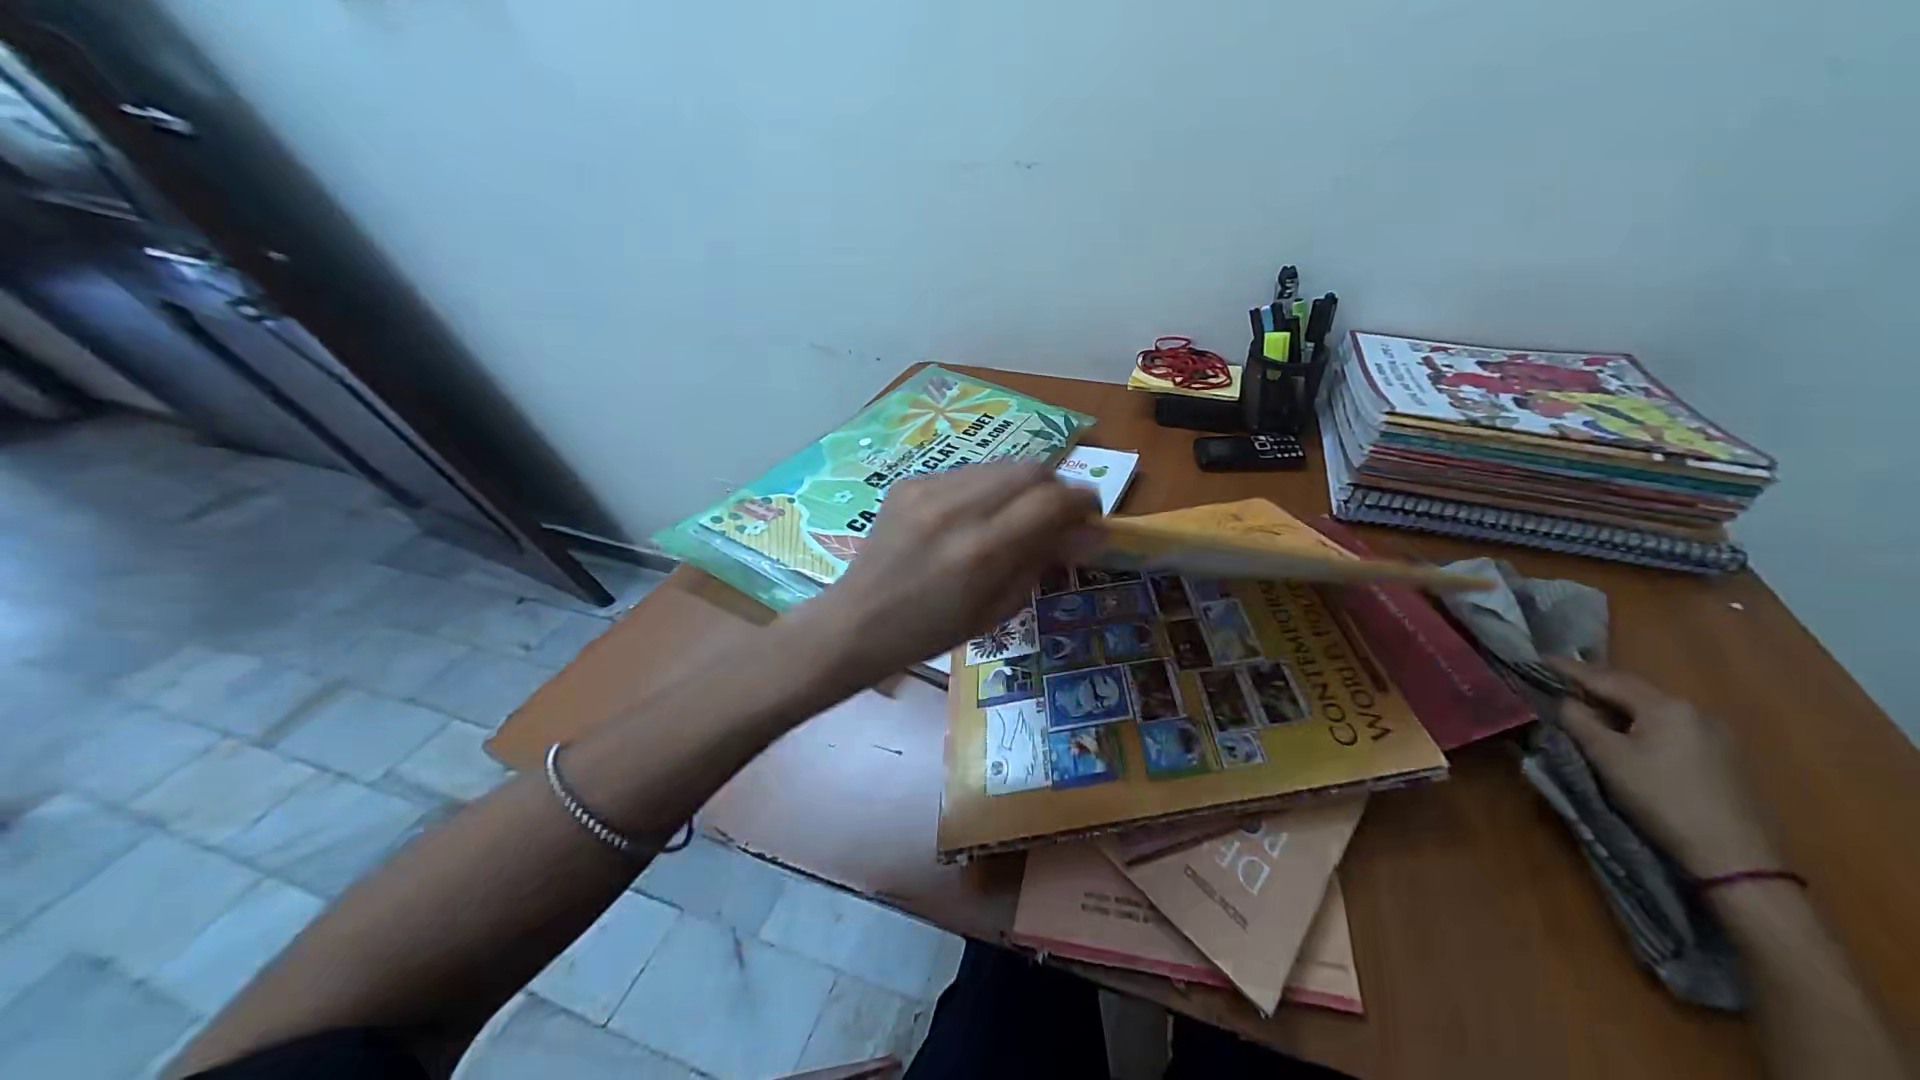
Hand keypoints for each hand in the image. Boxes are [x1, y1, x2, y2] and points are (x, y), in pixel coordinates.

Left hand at [786, 463, 1102, 684]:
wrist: (857, 622)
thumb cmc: (931, 631)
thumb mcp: (997, 609)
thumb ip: (1043, 562)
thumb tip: (1091, 534)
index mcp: (983, 549)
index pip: (1054, 499)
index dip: (1083, 503)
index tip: (1088, 520)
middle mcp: (958, 507)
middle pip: (1032, 468)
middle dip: (1055, 488)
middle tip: (1053, 518)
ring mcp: (929, 489)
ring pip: (1000, 465)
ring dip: (1020, 487)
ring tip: (1011, 519)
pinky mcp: (909, 482)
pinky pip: (967, 473)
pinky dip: (984, 490)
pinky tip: (969, 519)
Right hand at [1553, 659, 1781, 878]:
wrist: (1732, 854)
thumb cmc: (1660, 797)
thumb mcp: (1607, 757)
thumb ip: (1579, 721)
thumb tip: (1565, 701)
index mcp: (1666, 706)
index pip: (1606, 678)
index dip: (1569, 668)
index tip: (1538, 658)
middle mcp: (1694, 710)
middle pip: (1633, 690)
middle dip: (1596, 685)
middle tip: (1560, 682)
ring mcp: (1715, 733)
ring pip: (1652, 709)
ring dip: (1617, 706)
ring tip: (1589, 708)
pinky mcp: (1722, 756)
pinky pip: (1670, 726)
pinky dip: (1640, 723)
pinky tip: (1629, 735)